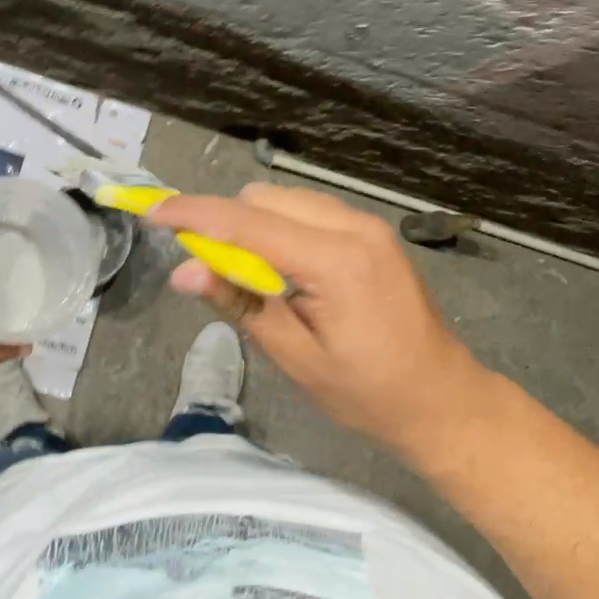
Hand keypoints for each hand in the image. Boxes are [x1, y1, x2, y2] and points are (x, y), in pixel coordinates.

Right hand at [150, 182, 486, 448]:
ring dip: (252, 224)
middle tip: (209, 267)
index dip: (195, 214)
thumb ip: (239, 302)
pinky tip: (282, 268)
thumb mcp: (295, 356)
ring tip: (249, 275)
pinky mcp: (371, 231)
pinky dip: (280, 227)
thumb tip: (182, 270)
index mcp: (335, 261)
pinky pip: (308, 210)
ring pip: (284, 199)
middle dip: (225, 222)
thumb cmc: (369, 392)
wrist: (445, 400)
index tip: (153, 213)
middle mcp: (353, 227)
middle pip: (263, 198)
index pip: (248, 222)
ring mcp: (367, 224)